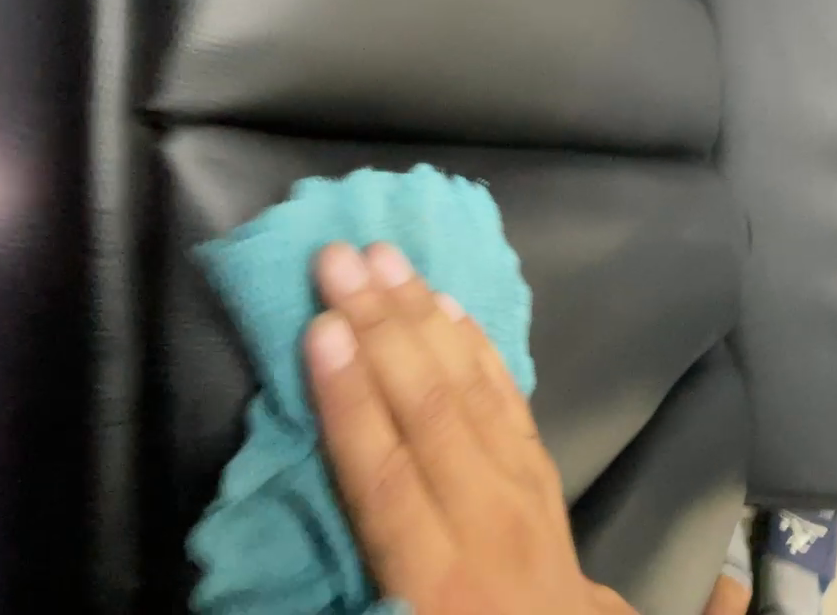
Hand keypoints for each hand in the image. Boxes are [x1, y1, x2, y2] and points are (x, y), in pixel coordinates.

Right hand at [305, 241, 636, 614]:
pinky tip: (445, 300)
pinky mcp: (541, 459)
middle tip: (340, 261)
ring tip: (385, 258)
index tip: (320, 327)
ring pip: (468, 384)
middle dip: (379, 327)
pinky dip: (475, 341)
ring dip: (421, 314)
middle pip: (428, 408)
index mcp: (433, 577)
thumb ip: (349, 547)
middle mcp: (483, 516)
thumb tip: (295, 476)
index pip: (385, 474)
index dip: (350, 397)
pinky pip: (507, 389)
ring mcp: (522, 480)